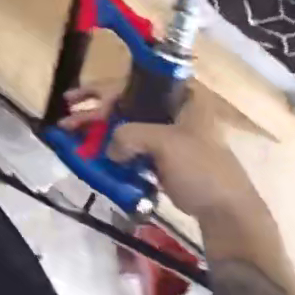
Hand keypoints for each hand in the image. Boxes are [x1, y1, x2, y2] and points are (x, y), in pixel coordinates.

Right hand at [60, 89, 269, 225]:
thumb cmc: (202, 168)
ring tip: (72, 135)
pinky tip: (92, 152)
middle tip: (67, 116)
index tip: (78, 99)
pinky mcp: (164, 155)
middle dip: (95, 110)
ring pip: (126, 123)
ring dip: (100, 129)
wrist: (227, 212)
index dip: (104, 89)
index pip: (134, 81)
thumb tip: (109, 147)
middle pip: (126, 101)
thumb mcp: (164, 143)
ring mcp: (168, 132)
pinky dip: (112, 147)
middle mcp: (173, 108)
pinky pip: (131, 145)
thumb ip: (128, 135)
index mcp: (181, 95)